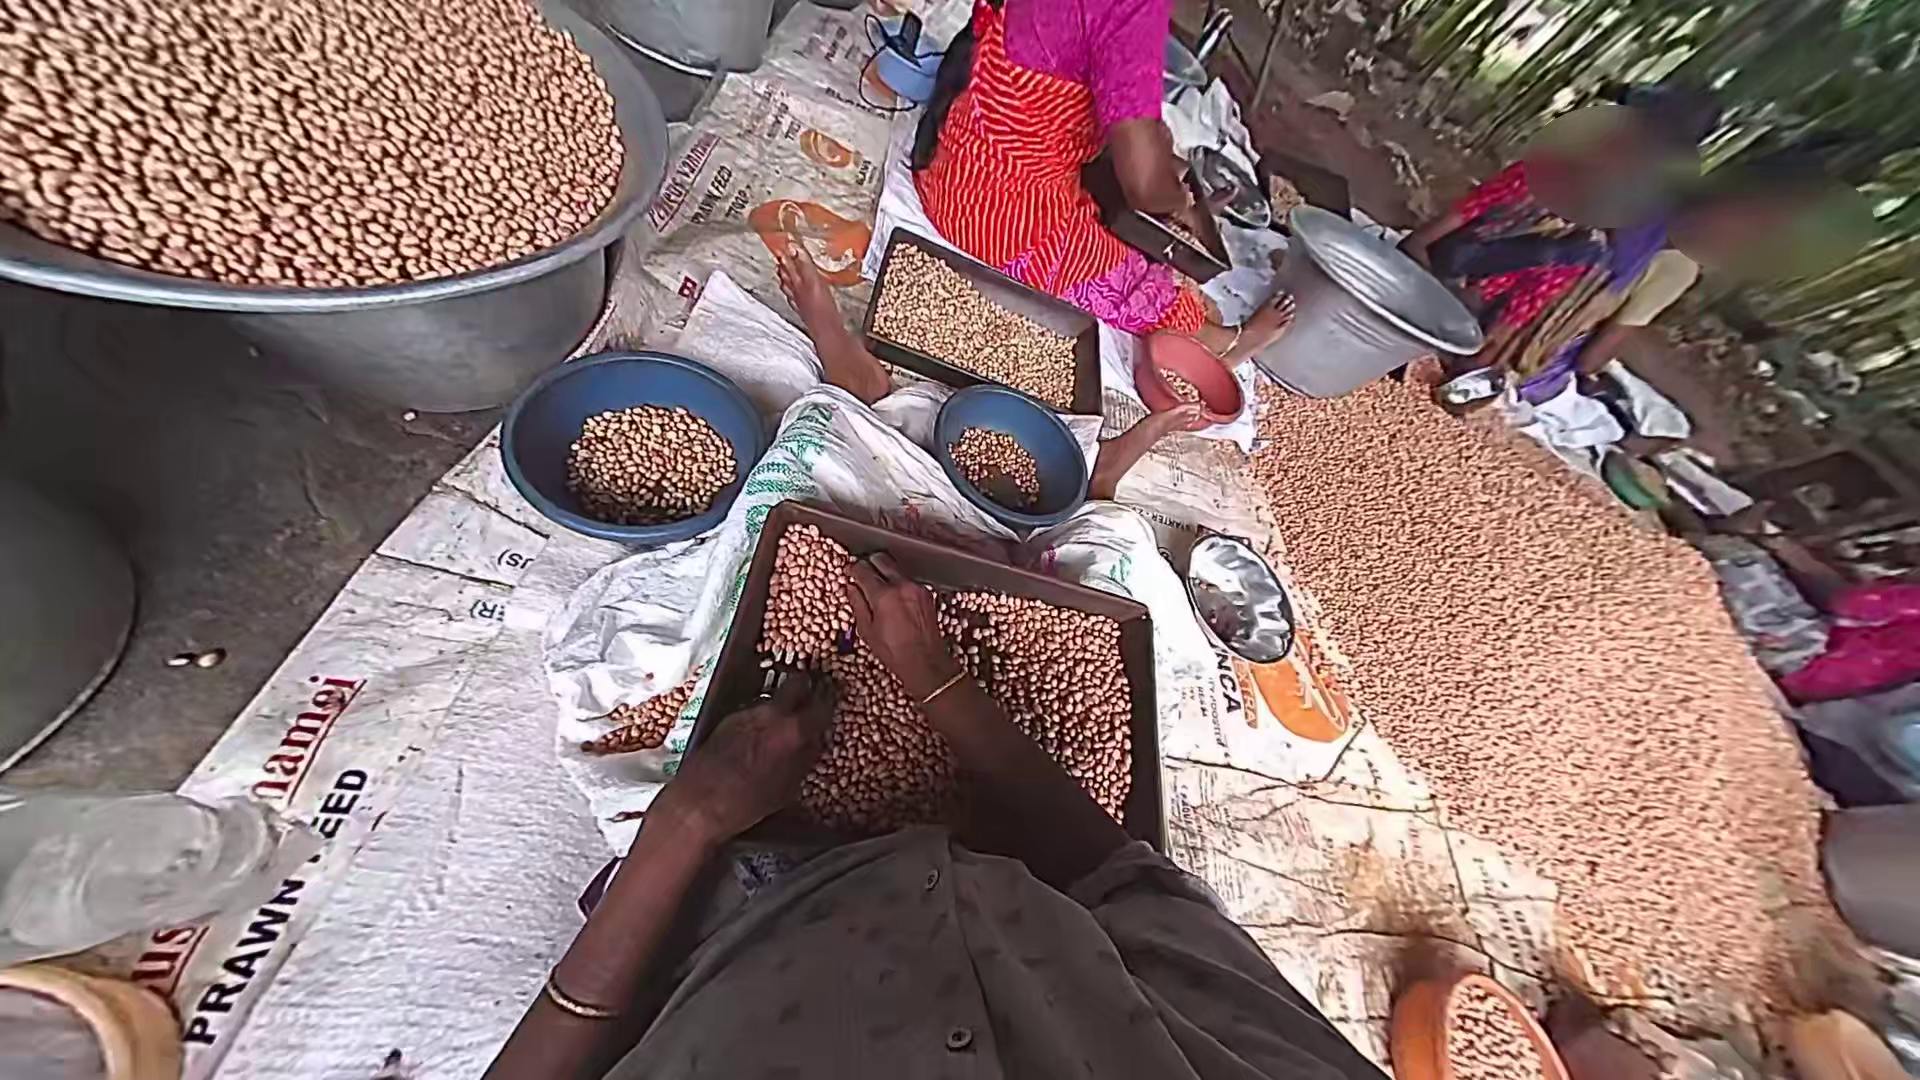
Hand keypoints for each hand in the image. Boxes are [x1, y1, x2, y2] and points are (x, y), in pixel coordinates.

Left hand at [648, 673, 834, 845]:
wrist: (697, 804)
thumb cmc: (748, 803)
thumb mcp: (788, 787)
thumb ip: (806, 757)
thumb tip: (814, 741)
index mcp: (793, 730)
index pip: (822, 705)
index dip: (830, 703)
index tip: (832, 705)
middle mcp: (772, 713)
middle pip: (797, 683)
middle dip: (806, 688)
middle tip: (810, 700)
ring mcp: (748, 712)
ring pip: (773, 698)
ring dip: (781, 706)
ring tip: (782, 726)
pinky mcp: (728, 718)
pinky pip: (754, 710)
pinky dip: (761, 718)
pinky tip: (757, 738)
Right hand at [845, 553, 960, 699]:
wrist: (925, 661)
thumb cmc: (895, 652)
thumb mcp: (867, 630)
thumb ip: (857, 603)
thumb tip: (851, 587)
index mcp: (884, 595)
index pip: (863, 569)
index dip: (853, 569)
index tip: (850, 572)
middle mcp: (902, 586)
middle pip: (882, 559)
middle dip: (869, 564)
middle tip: (862, 575)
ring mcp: (917, 588)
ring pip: (897, 568)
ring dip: (885, 572)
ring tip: (877, 588)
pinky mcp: (926, 593)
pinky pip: (908, 579)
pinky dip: (899, 582)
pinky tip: (894, 597)